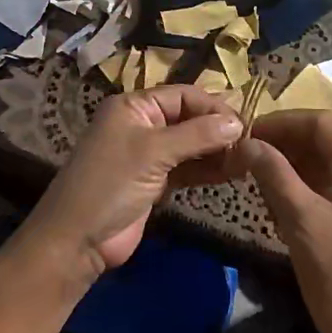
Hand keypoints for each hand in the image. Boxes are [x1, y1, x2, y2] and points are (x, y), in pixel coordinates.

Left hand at [22, 86, 243, 277]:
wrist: (79, 237)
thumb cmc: (111, 183)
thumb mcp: (153, 153)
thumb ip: (196, 135)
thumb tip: (237, 122)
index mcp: (133, 107)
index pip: (182, 95)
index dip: (213, 107)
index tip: (246, 125)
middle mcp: (140, 124)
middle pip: (188, 118)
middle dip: (218, 129)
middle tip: (253, 146)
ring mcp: (146, 154)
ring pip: (190, 144)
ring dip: (217, 151)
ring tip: (249, 161)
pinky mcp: (153, 181)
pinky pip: (186, 168)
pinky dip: (207, 169)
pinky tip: (234, 173)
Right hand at [236, 111, 331, 332]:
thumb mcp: (301, 219)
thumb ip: (272, 173)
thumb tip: (244, 142)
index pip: (322, 122)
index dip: (281, 122)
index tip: (245, 134)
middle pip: (322, 140)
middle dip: (280, 142)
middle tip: (242, 154)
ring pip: (320, 163)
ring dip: (285, 163)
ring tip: (251, 174)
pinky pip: (323, 186)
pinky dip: (295, 184)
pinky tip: (271, 198)